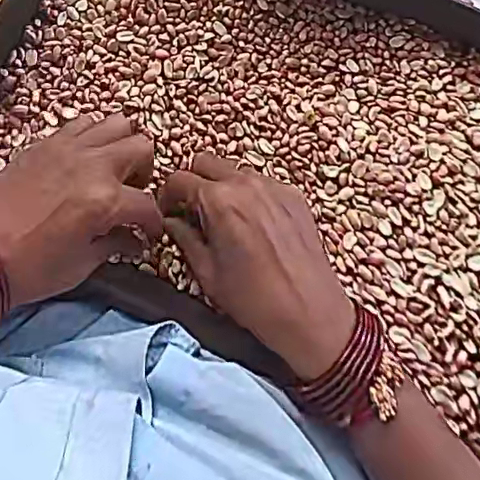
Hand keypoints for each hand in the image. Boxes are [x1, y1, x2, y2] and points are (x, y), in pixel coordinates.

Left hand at [0, 114, 166, 308]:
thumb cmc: (28, 268)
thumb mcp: (80, 265)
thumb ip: (113, 245)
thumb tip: (131, 239)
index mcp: (104, 199)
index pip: (147, 204)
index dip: (152, 223)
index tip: (147, 232)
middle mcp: (92, 164)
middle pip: (141, 147)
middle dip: (145, 173)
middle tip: (132, 194)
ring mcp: (68, 147)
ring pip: (116, 123)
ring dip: (122, 146)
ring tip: (111, 171)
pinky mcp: (46, 142)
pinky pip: (82, 124)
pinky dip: (92, 137)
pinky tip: (84, 160)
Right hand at [158, 154, 355, 379]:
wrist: (312, 316)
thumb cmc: (256, 300)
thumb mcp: (207, 272)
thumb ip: (184, 238)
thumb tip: (172, 222)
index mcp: (218, 200)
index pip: (179, 179)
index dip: (167, 195)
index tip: (169, 210)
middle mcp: (245, 184)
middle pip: (205, 162)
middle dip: (194, 182)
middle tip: (193, 209)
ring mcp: (272, 187)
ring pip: (234, 170)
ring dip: (222, 186)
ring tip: (225, 218)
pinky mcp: (293, 195)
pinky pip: (261, 183)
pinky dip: (250, 195)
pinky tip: (254, 224)